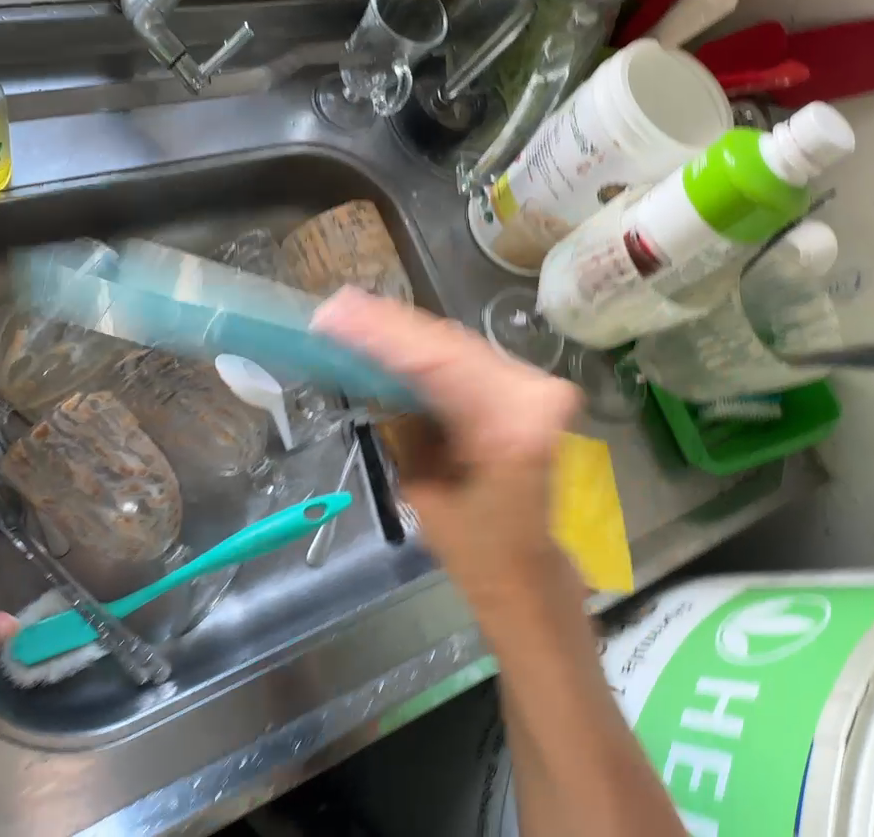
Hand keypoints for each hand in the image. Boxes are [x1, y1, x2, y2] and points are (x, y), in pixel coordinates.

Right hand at [310, 288, 582, 610]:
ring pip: (457, 345)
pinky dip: (426, 348)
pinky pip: (467, 357)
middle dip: (388, 325)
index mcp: (512, 432)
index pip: (439, 365)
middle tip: (335, 309)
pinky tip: (388, 335)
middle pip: (449, 345)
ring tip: (351, 316)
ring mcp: (538, 388)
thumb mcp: (421, 488)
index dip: (383, 334)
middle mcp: (534, 398)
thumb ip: (404, 426)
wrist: (526, 564)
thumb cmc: (473, 547)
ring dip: (404, 333)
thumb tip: (372, 373)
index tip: (336, 314)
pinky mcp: (530, 386)